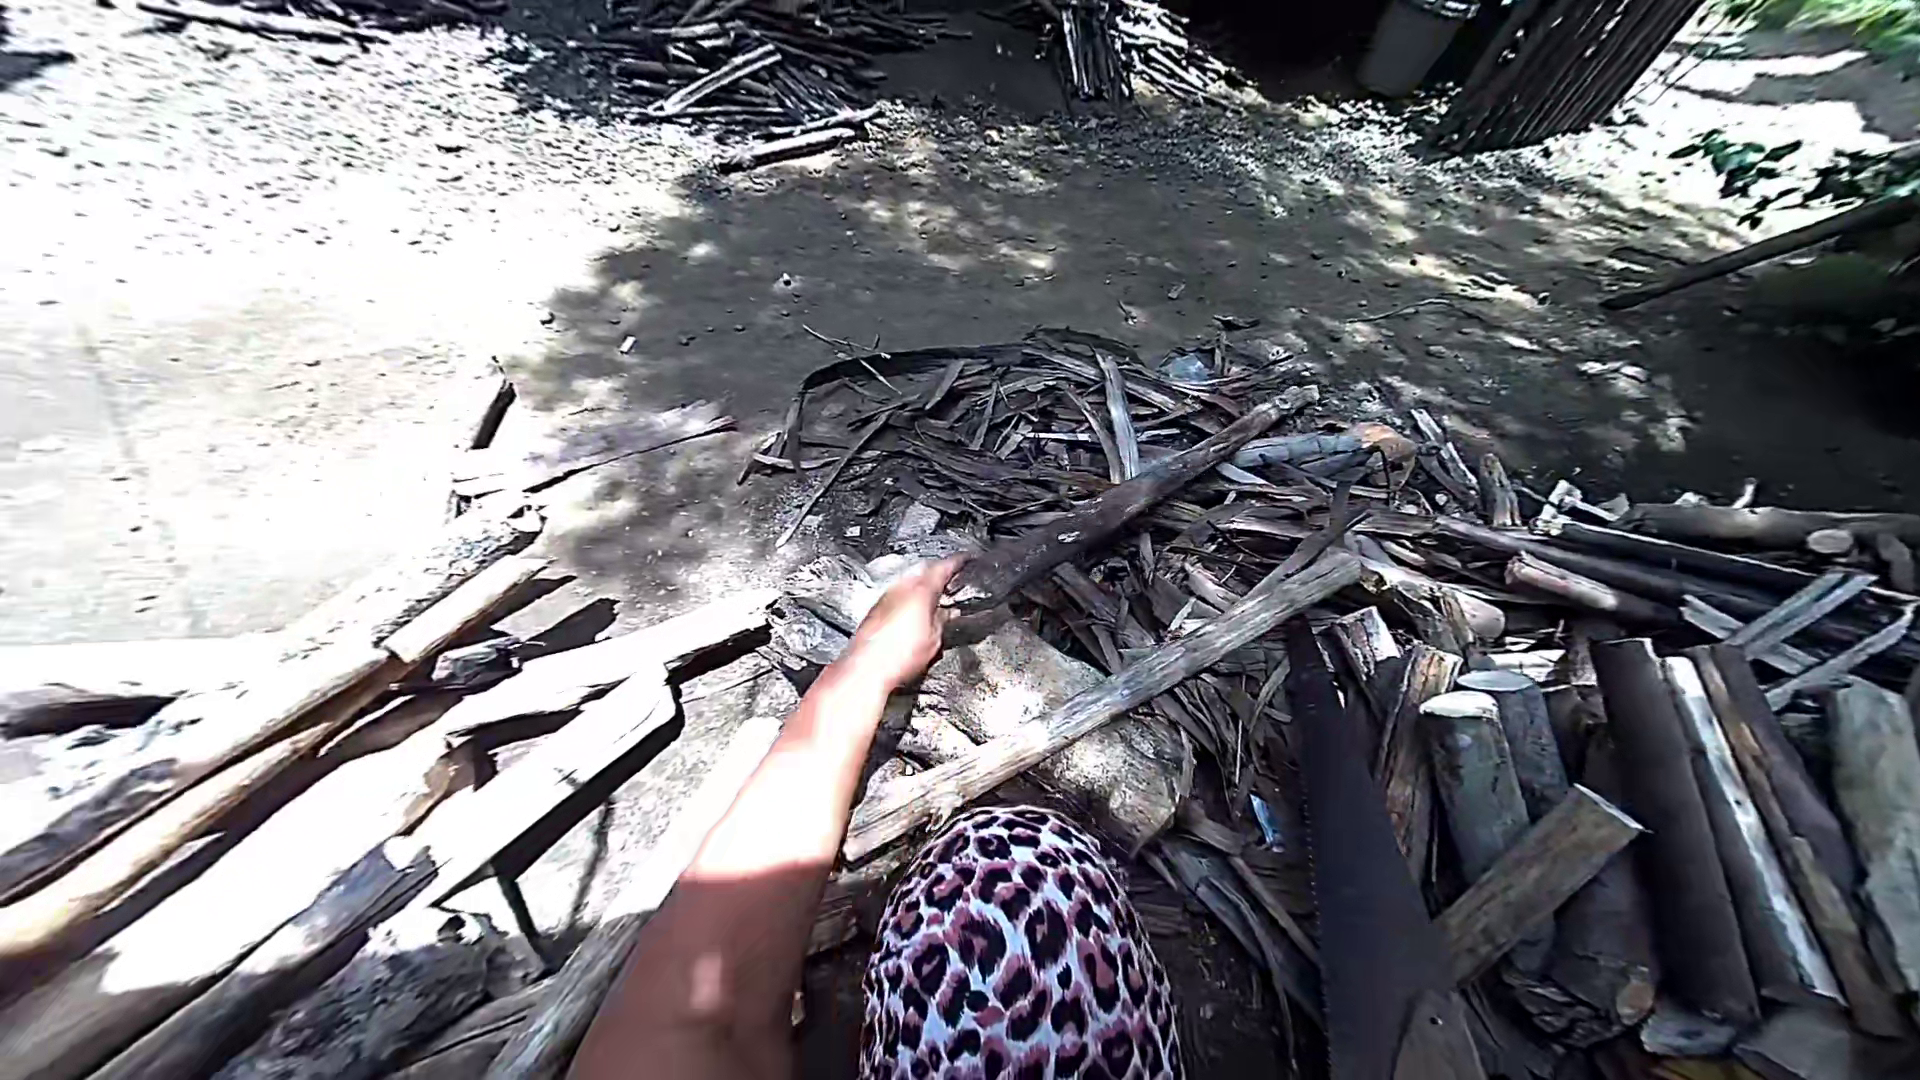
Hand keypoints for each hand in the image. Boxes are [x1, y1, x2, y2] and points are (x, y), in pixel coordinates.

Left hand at [839, 556, 966, 690]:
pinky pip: (897, 594)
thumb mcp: (934, 639)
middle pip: (925, 570)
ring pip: (909, 581)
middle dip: (939, 574)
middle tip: (951, 580)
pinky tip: (913, 612)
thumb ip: (943, 620)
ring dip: (922, 586)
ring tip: (934, 598)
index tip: (966, 560)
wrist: (865, 669)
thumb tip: (947, 614)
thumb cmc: (897, 656)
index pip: (944, 567)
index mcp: (921, 589)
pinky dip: (908, 597)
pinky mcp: (875, 609)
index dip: (958, 562)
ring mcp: (886, 596)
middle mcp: (902, 587)